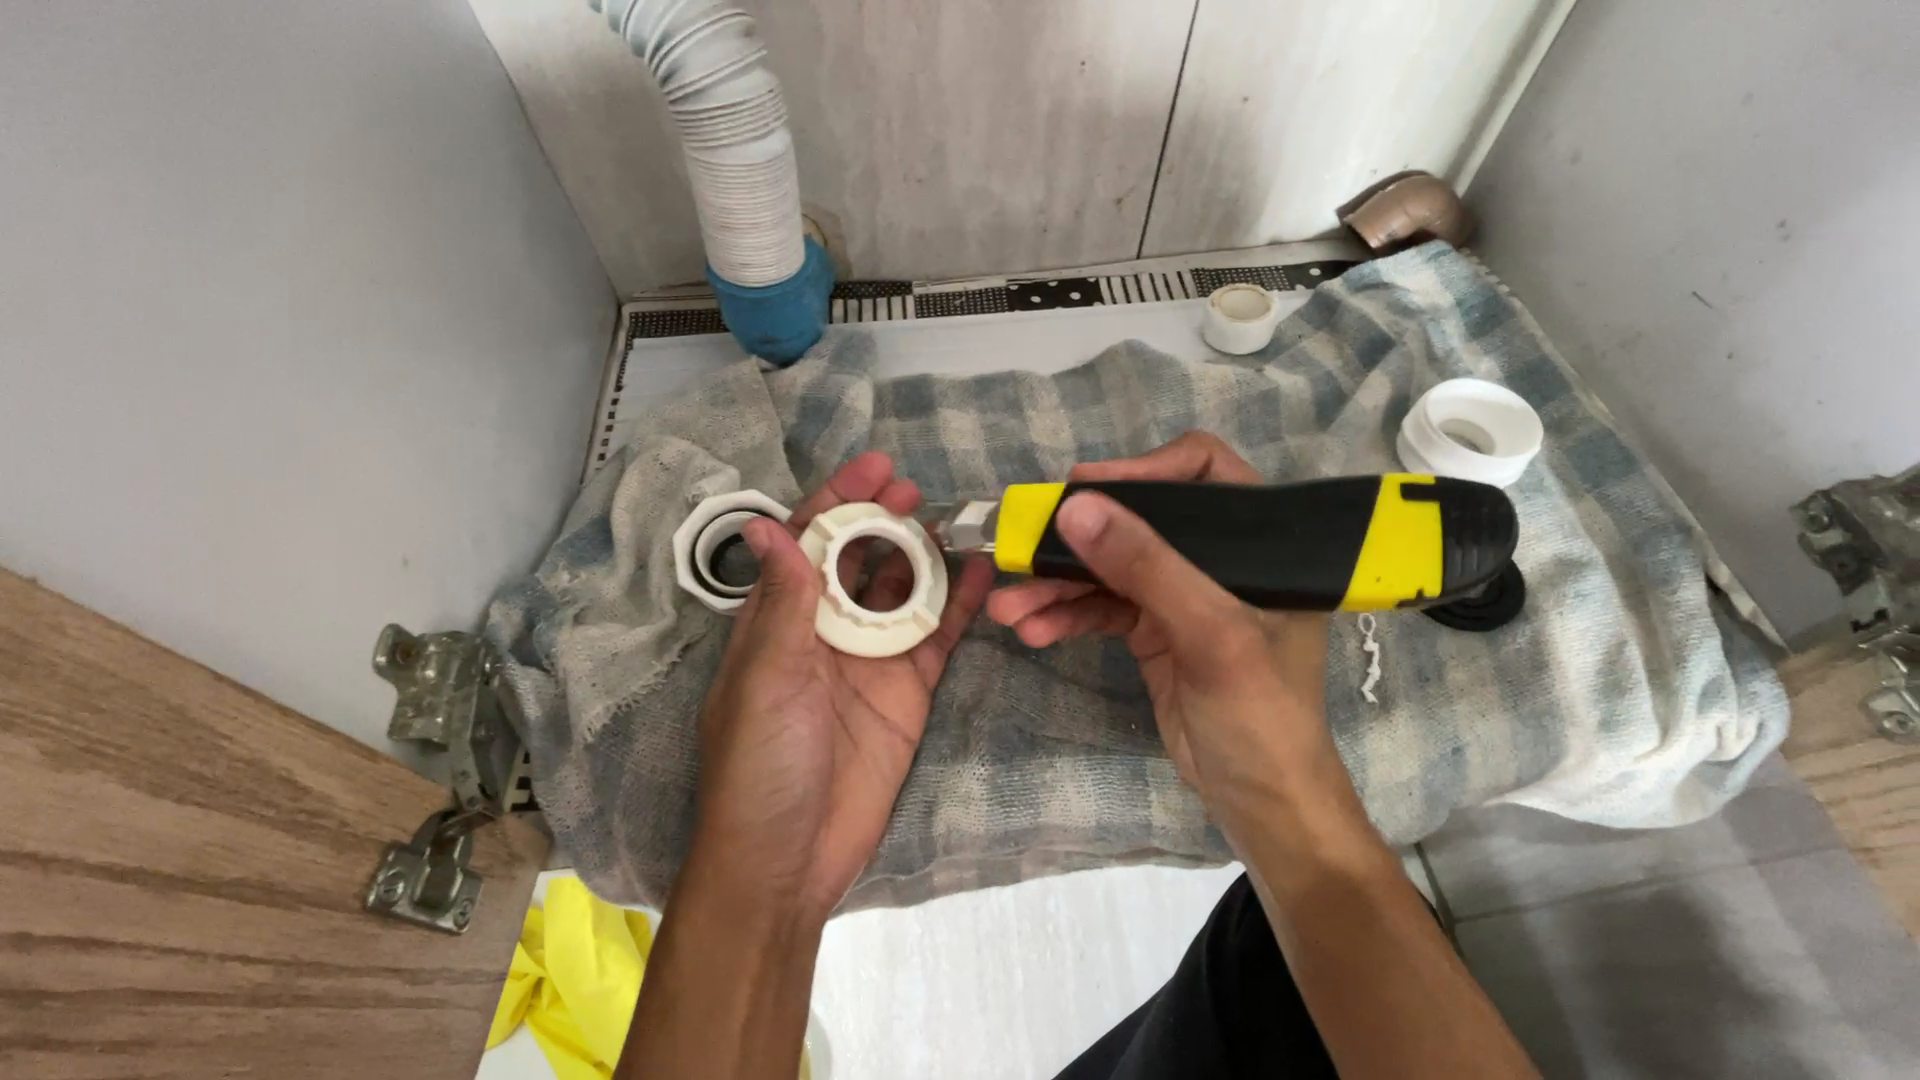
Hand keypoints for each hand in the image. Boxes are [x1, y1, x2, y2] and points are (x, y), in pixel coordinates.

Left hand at [689, 452, 994, 919]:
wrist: (790, 860)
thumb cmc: (760, 766)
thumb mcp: (766, 680)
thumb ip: (783, 605)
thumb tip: (769, 525)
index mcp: (777, 621)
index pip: (807, 544)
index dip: (837, 502)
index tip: (873, 468)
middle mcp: (824, 630)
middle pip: (858, 559)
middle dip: (883, 520)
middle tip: (914, 490)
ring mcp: (870, 658)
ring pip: (902, 590)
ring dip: (924, 554)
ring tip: (955, 520)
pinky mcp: (907, 689)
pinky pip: (936, 635)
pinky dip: (957, 604)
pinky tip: (980, 572)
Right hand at [985, 433, 1366, 856]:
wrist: (1260, 803)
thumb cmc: (1261, 715)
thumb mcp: (1211, 635)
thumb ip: (1147, 568)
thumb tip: (1075, 507)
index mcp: (1259, 542)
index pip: (1203, 471)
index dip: (1145, 468)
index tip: (1087, 488)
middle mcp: (1218, 557)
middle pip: (1140, 520)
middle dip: (1080, 537)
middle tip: (1023, 544)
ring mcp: (1182, 594)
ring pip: (1111, 567)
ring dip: (1058, 584)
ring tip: (1010, 607)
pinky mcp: (1153, 629)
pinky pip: (1101, 607)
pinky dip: (1066, 616)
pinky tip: (1033, 631)